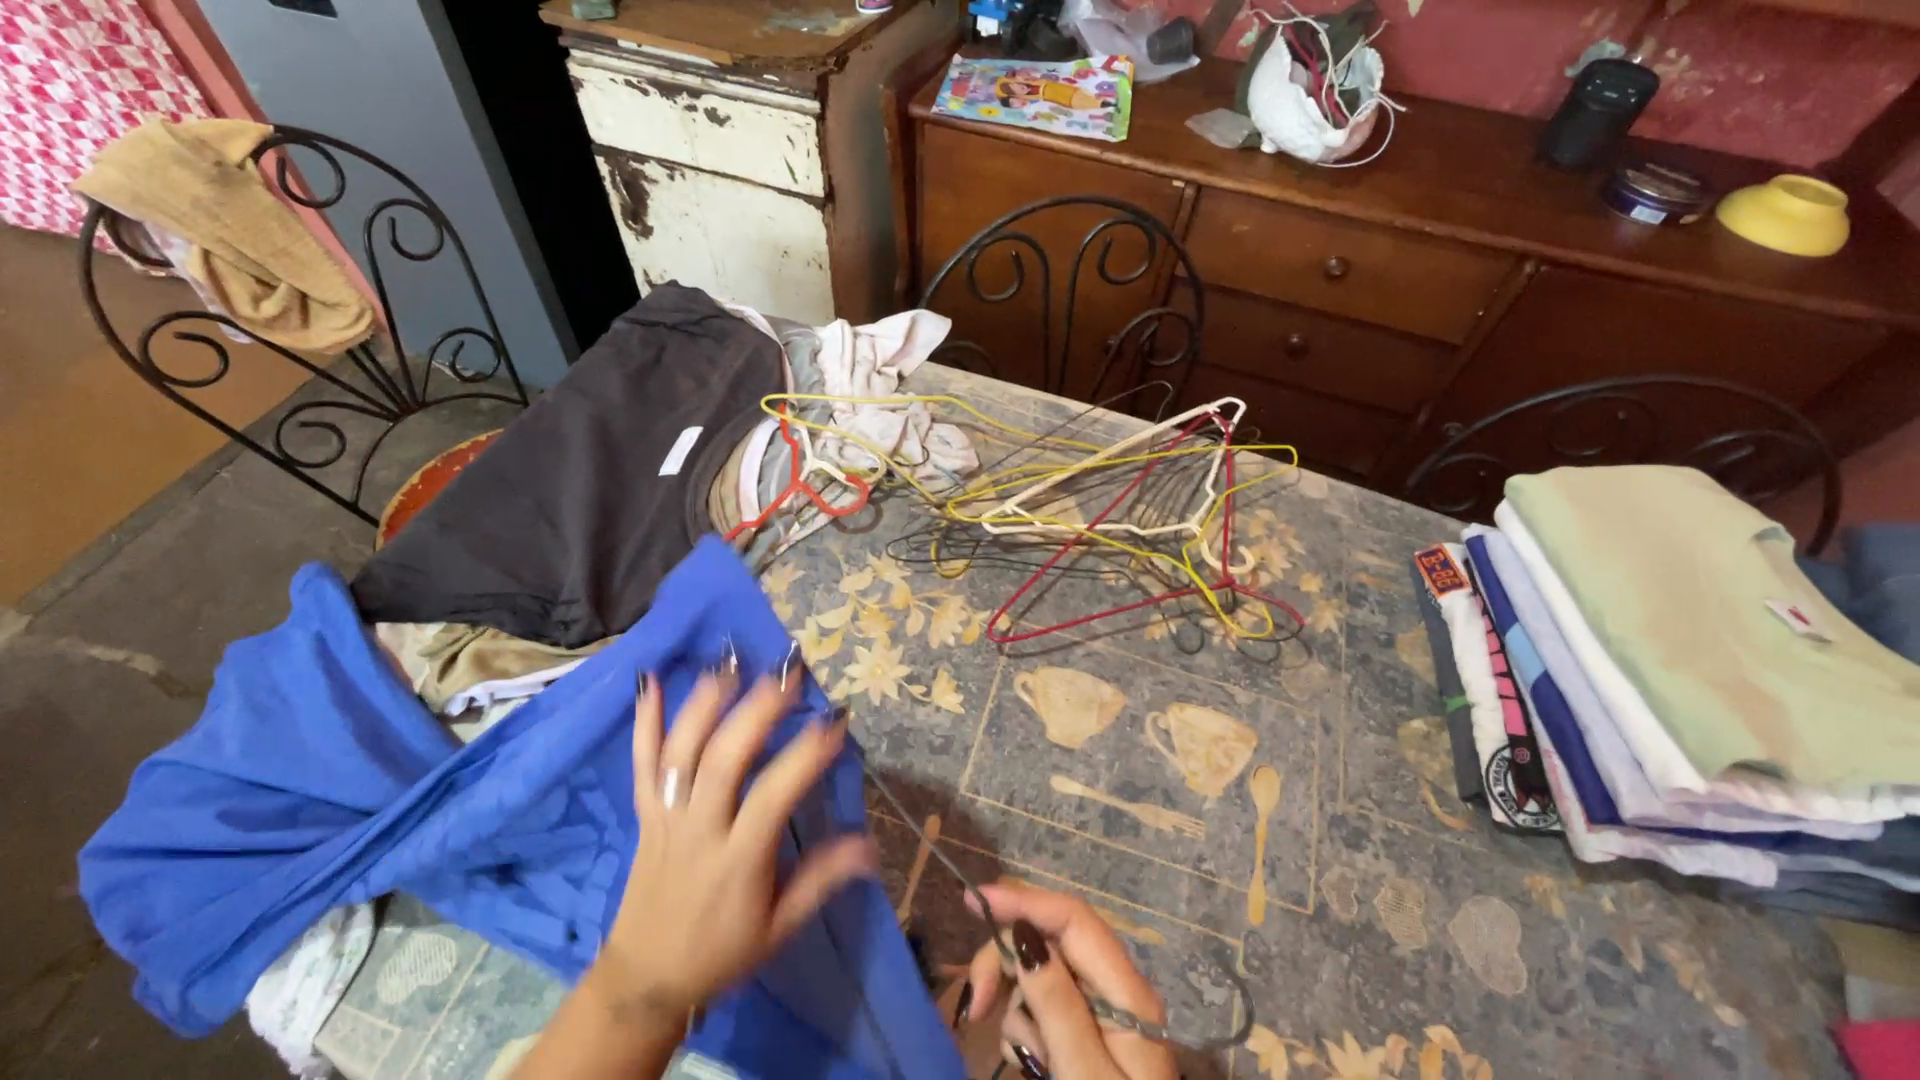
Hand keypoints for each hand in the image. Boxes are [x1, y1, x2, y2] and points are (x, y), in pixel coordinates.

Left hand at [594, 671, 876, 1019]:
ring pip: (680, 754)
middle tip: (786, 673)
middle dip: (755, 712)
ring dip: (704, 704)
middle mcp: (698, 830)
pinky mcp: (643, 814)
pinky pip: (640, 765)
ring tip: (730, 662)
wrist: (646, 978)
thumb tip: (870, 844)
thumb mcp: (780, 927)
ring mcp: (665, 818)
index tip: (836, 719)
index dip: (805, 756)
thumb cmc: (723, 951)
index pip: (772, 797)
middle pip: (722, 762)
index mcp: (738, 860)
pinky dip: (643, 722)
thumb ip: (821, 880)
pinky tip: (647, 680)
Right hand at [958, 882, 1178, 1079]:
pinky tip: (1030, 1063)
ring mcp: (1099, 1012)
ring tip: (1024, 1060)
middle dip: (1007, 961)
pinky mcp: (1082, 1034)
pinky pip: (1039, 1008)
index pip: (1074, 918)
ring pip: (1038, 974)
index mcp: (1128, 993)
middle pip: (1050, 940)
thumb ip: (1056, 1005)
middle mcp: (1116, 990)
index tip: (974, 900)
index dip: (1025, 901)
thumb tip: (1024, 937)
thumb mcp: (1082, 1077)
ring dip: (1015, 1006)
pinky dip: (1023, 1028)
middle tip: (975, 1006)